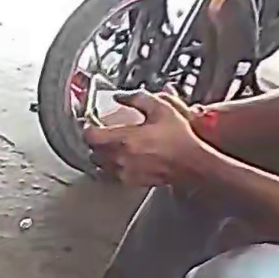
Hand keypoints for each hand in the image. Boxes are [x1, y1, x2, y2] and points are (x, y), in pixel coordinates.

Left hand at [83, 91, 212, 186]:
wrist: (190, 163)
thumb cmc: (178, 137)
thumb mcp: (161, 108)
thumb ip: (137, 98)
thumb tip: (119, 96)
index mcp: (125, 139)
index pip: (91, 136)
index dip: (88, 127)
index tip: (92, 122)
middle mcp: (120, 158)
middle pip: (92, 150)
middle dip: (95, 140)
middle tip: (102, 132)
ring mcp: (122, 172)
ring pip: (98, 164)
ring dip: (100, 154)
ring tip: (110, 145)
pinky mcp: (127, 181)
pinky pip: (108, 174)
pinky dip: (109, 166)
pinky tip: (119, 158)